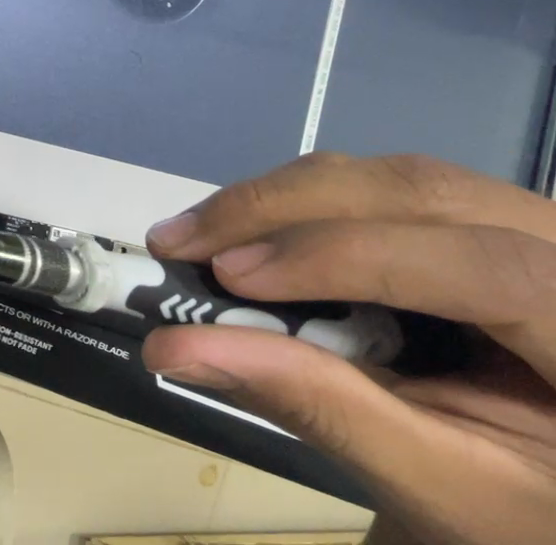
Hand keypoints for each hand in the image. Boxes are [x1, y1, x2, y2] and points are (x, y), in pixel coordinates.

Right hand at [141, 153, 555, 544]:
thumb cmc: (524, 513)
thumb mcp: (441, 486)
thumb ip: (321, 409)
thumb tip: (170, 347)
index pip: (491, 269)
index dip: (348, 259)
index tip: (227, 278)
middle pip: (420, 194)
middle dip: (279, 210)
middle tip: (174, 246)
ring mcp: (538, 231)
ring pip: (389, 177)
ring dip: (274, 201)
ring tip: (192, 238)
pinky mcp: (485, 223)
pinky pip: (379, 188)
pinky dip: (294, 206)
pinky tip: (241, 235)